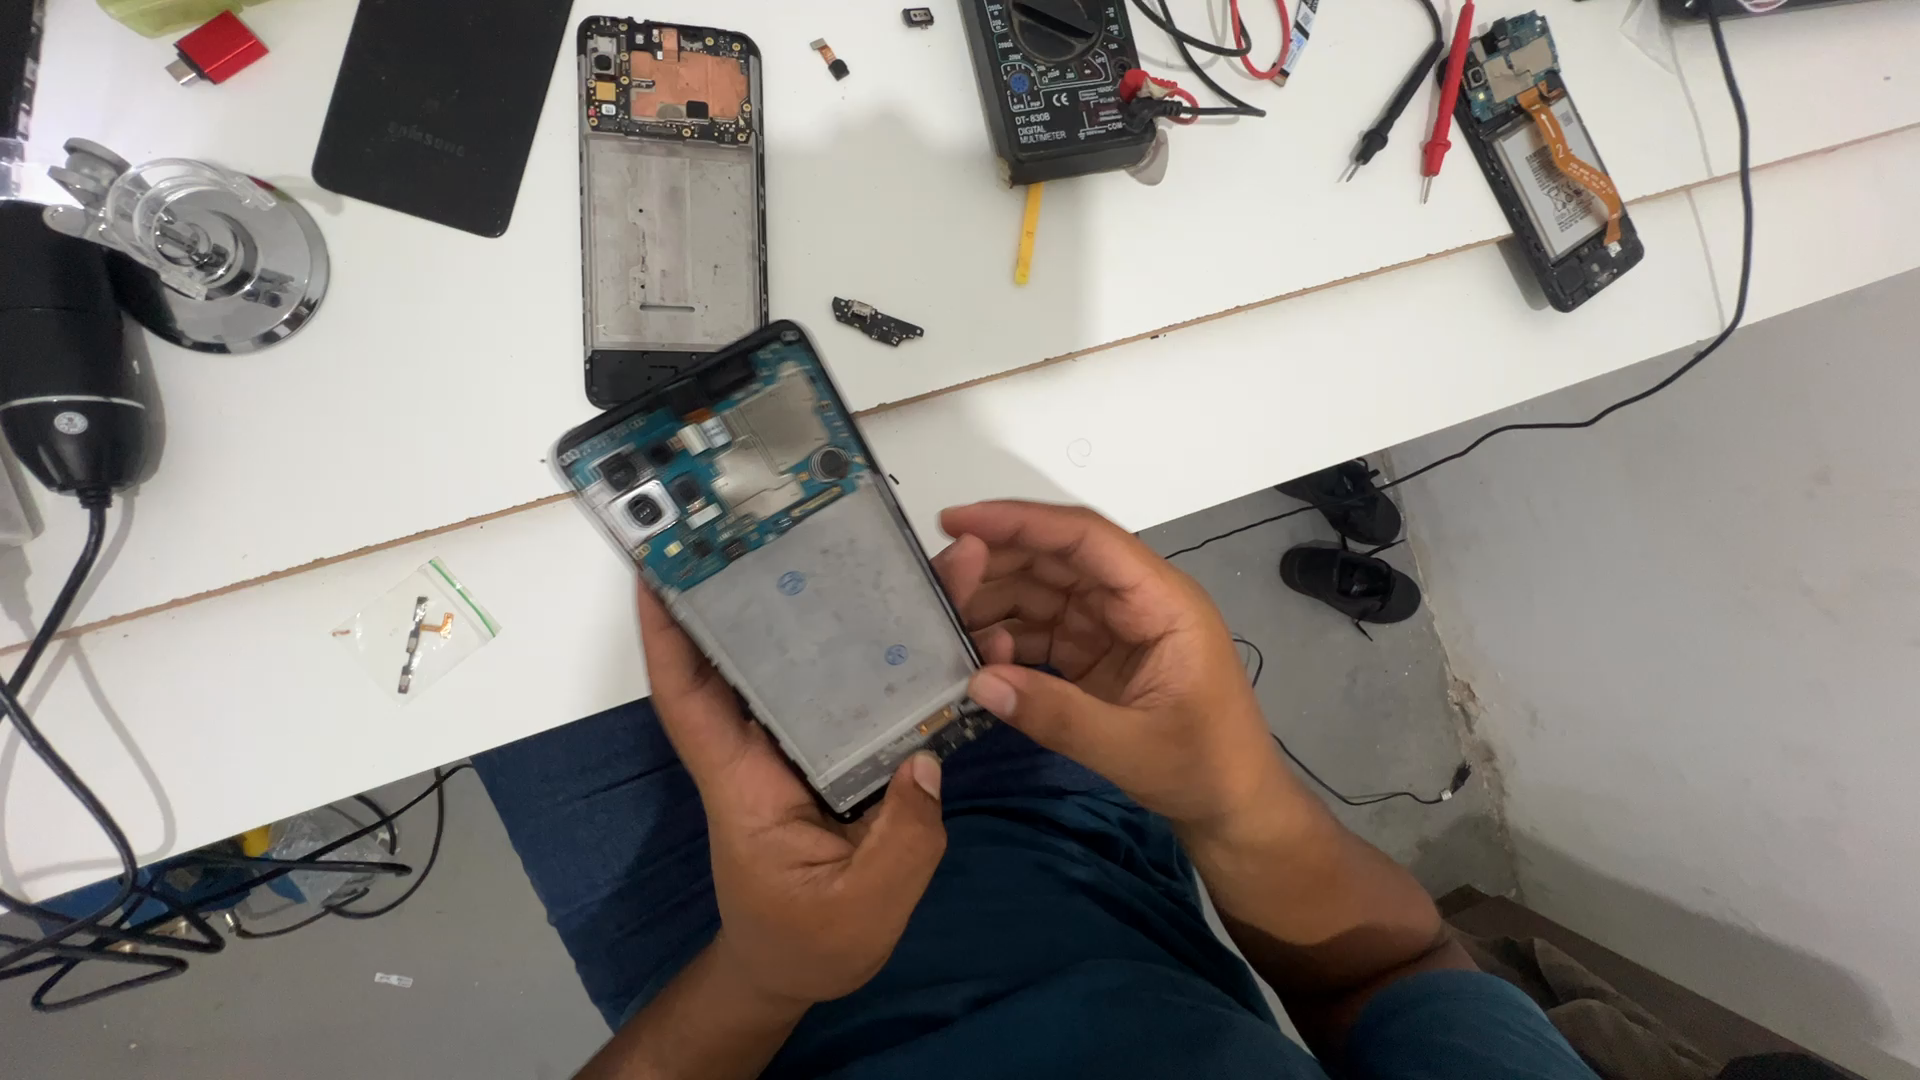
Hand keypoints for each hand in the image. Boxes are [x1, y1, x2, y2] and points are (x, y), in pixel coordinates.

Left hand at [633, 533, 994, 1006]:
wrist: (805, 963)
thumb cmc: (808, 941)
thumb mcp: (860, 907)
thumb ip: (899, 841)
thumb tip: (928, 759)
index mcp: (744, 780)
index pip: (689, 699)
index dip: (668, 634)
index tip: (660, 567)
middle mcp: (771, 747)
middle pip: (778, 654)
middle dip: (804, 588)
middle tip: (839, 529)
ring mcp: (814, 744)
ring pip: (835, 661)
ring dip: (877, 611)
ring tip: (934, 567)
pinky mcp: (852, 750)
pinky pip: (873, 691)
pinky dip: (905, 656)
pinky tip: (948, 628)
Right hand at [937, 501, 1287, 831]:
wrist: (1234, 807)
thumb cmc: (1205, 769)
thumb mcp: (1133, 748)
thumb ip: (1057, 716)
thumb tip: (977, 682)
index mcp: (1161, 601)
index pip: (1086, 539)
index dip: (1021, 523)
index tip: (959, 523)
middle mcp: (1134, 600)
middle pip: (1055, 559)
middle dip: (995, 562)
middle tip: (937, 581)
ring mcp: (1113, 624)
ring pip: (1042, 591)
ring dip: (994, 601)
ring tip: (946, 623)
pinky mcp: (1095, 650)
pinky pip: (1041, 628)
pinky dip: (1007, 638)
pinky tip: (978, 655)